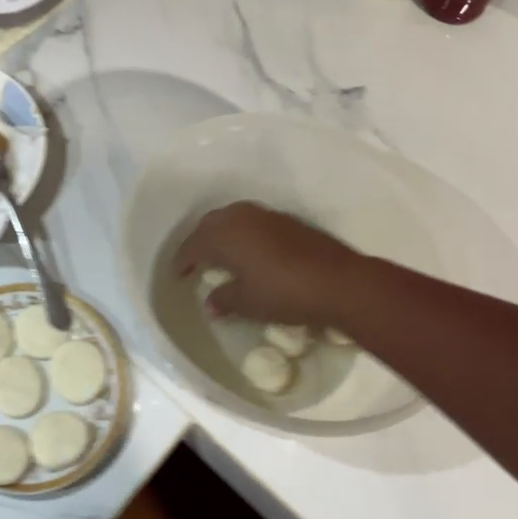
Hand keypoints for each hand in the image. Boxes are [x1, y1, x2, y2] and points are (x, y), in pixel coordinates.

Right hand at [174, 202, 359, 324]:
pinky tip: (248, 250)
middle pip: (209, 225)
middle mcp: (239, 218)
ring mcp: (264, 215)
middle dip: (198, 242)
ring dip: (220, 233)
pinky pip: (250, 221)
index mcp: (223, 235)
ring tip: (220, 253)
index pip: (192, 245)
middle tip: (195, 261)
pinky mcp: (285, 220)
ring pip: (230, 218)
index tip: (178, 275)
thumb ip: (225, 300)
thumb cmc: (285, 293)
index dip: (182, 260)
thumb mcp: (249, 303)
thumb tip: (210, 304)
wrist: (339, 281)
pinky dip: (241, 233)